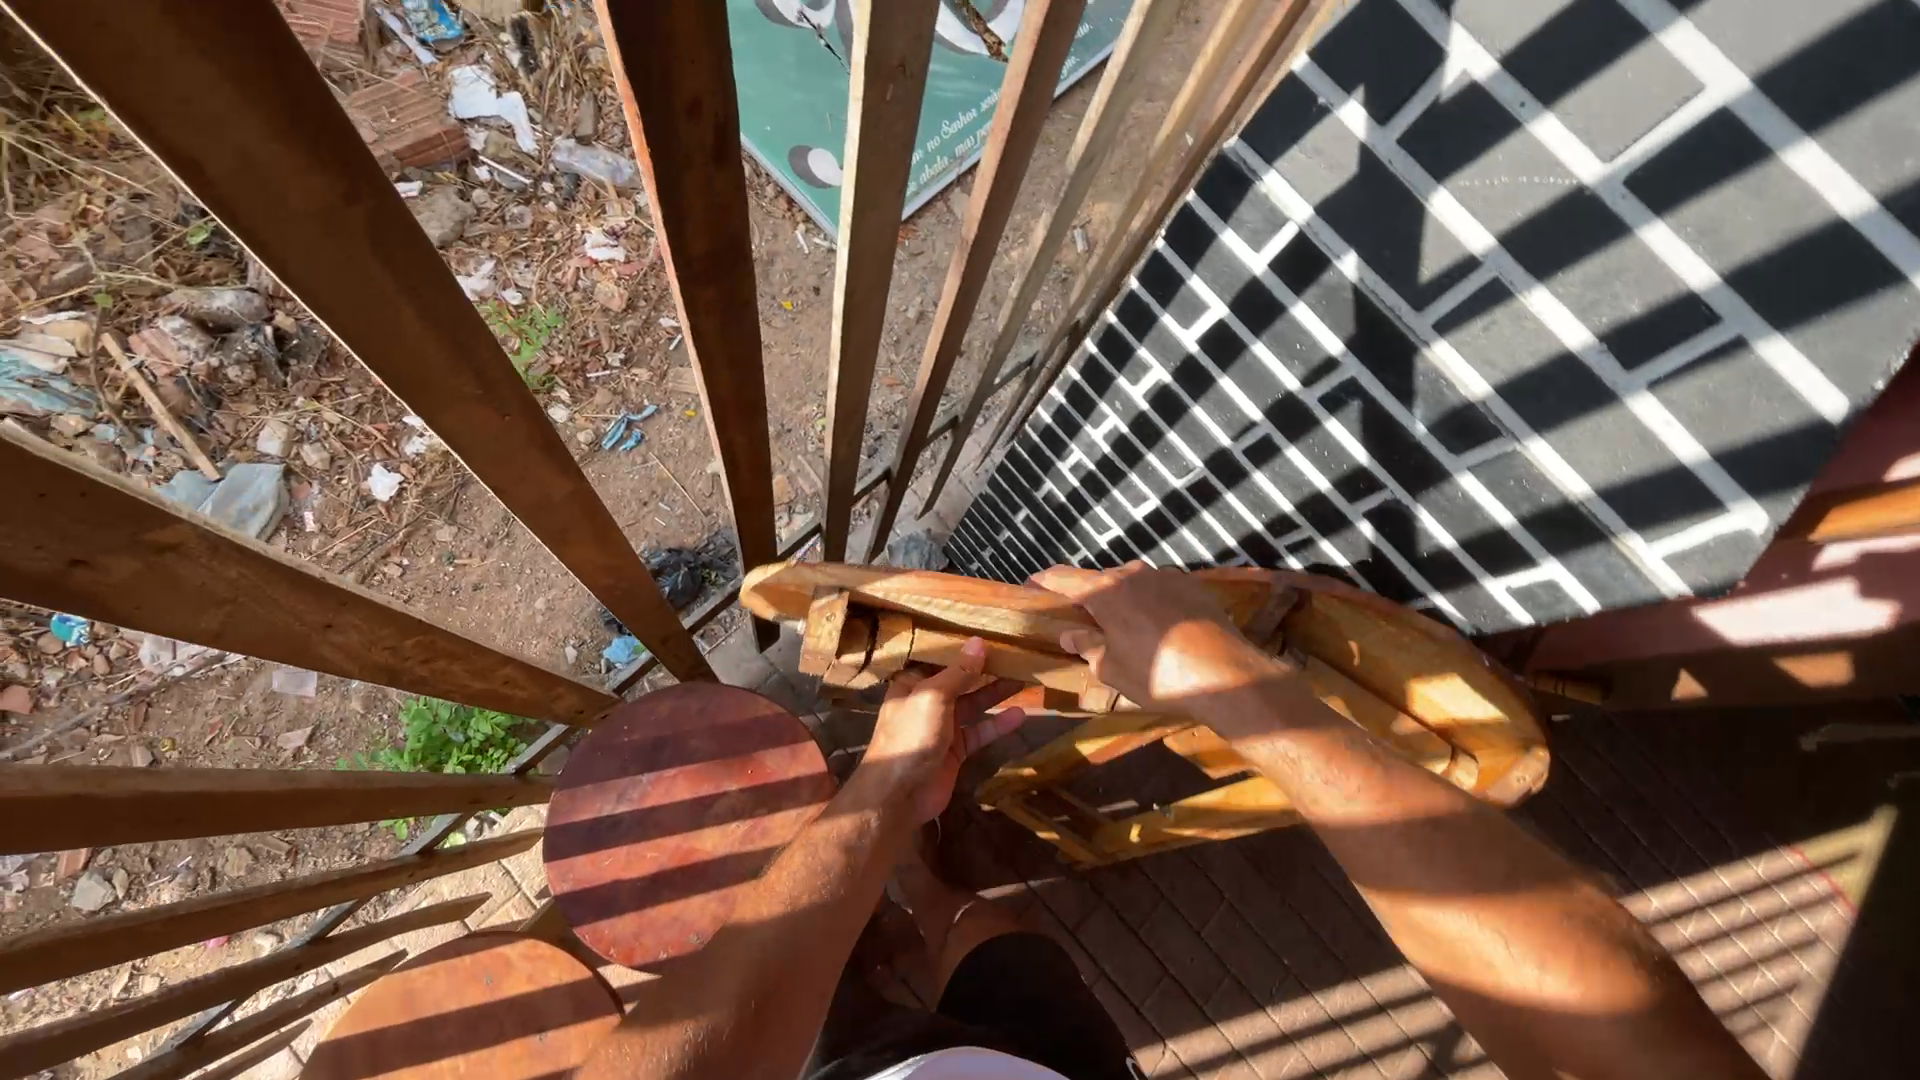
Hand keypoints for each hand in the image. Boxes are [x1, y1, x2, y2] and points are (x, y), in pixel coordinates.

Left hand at [862, 637, 1027, 822]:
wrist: (899, 795)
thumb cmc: (910, 736)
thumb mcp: (933, 697)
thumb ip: (958, 672)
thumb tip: (979, 642)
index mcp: (913, 683)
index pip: (941, 659)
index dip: (963, 648)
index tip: (990, 633)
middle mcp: (927, 701)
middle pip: (961, 680)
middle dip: (986, 670)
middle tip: (1016, 656)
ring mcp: (943, 726)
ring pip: (974, 704)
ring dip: (996, 693)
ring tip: (1024, 679)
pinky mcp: (956, 750)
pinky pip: (980, 731)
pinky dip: (998, 724)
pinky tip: (1020, 715)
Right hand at [1028, 562, 1284, 711]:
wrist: (1225, 675)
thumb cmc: (1158, 677)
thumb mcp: (1111, 669)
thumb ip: (1087, 646)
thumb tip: (1070, 633)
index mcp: (1105, 591)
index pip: (1062, 577)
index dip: (1043, 581)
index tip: (1029, 586)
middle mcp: (1133, 573)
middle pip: (1099, 579)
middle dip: (1087, 596)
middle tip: (1081, 619)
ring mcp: (1166, 576)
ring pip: (1132, 583)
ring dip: (1122, 599)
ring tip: (1123, 626)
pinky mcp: (1193, 586)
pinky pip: (1160, 590)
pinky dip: (1150, 603)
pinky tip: (1158, 628)